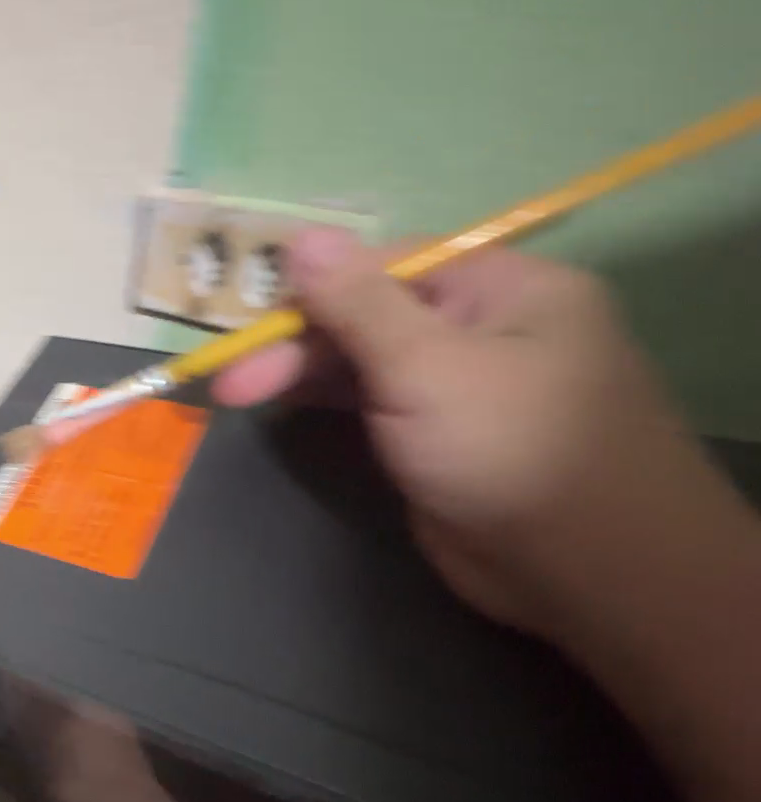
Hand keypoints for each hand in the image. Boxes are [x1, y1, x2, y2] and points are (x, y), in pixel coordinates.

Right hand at [212, 228, 746, 638]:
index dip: (314, 292)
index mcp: (500, 289)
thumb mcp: (425, 365)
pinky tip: (279, 407)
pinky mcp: (429, 431)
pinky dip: (319, 399)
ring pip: (358, 359)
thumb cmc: (507, 448)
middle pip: (364, 315)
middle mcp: (478, 326)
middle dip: (295, 346)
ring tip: (236, 396)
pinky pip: (364, 399)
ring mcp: (453, 383)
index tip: (254, 329)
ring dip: (298, 374)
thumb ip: (357, 303)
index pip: (387, 266)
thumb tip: (300, 236)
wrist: (572, 564)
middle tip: (230, 386)